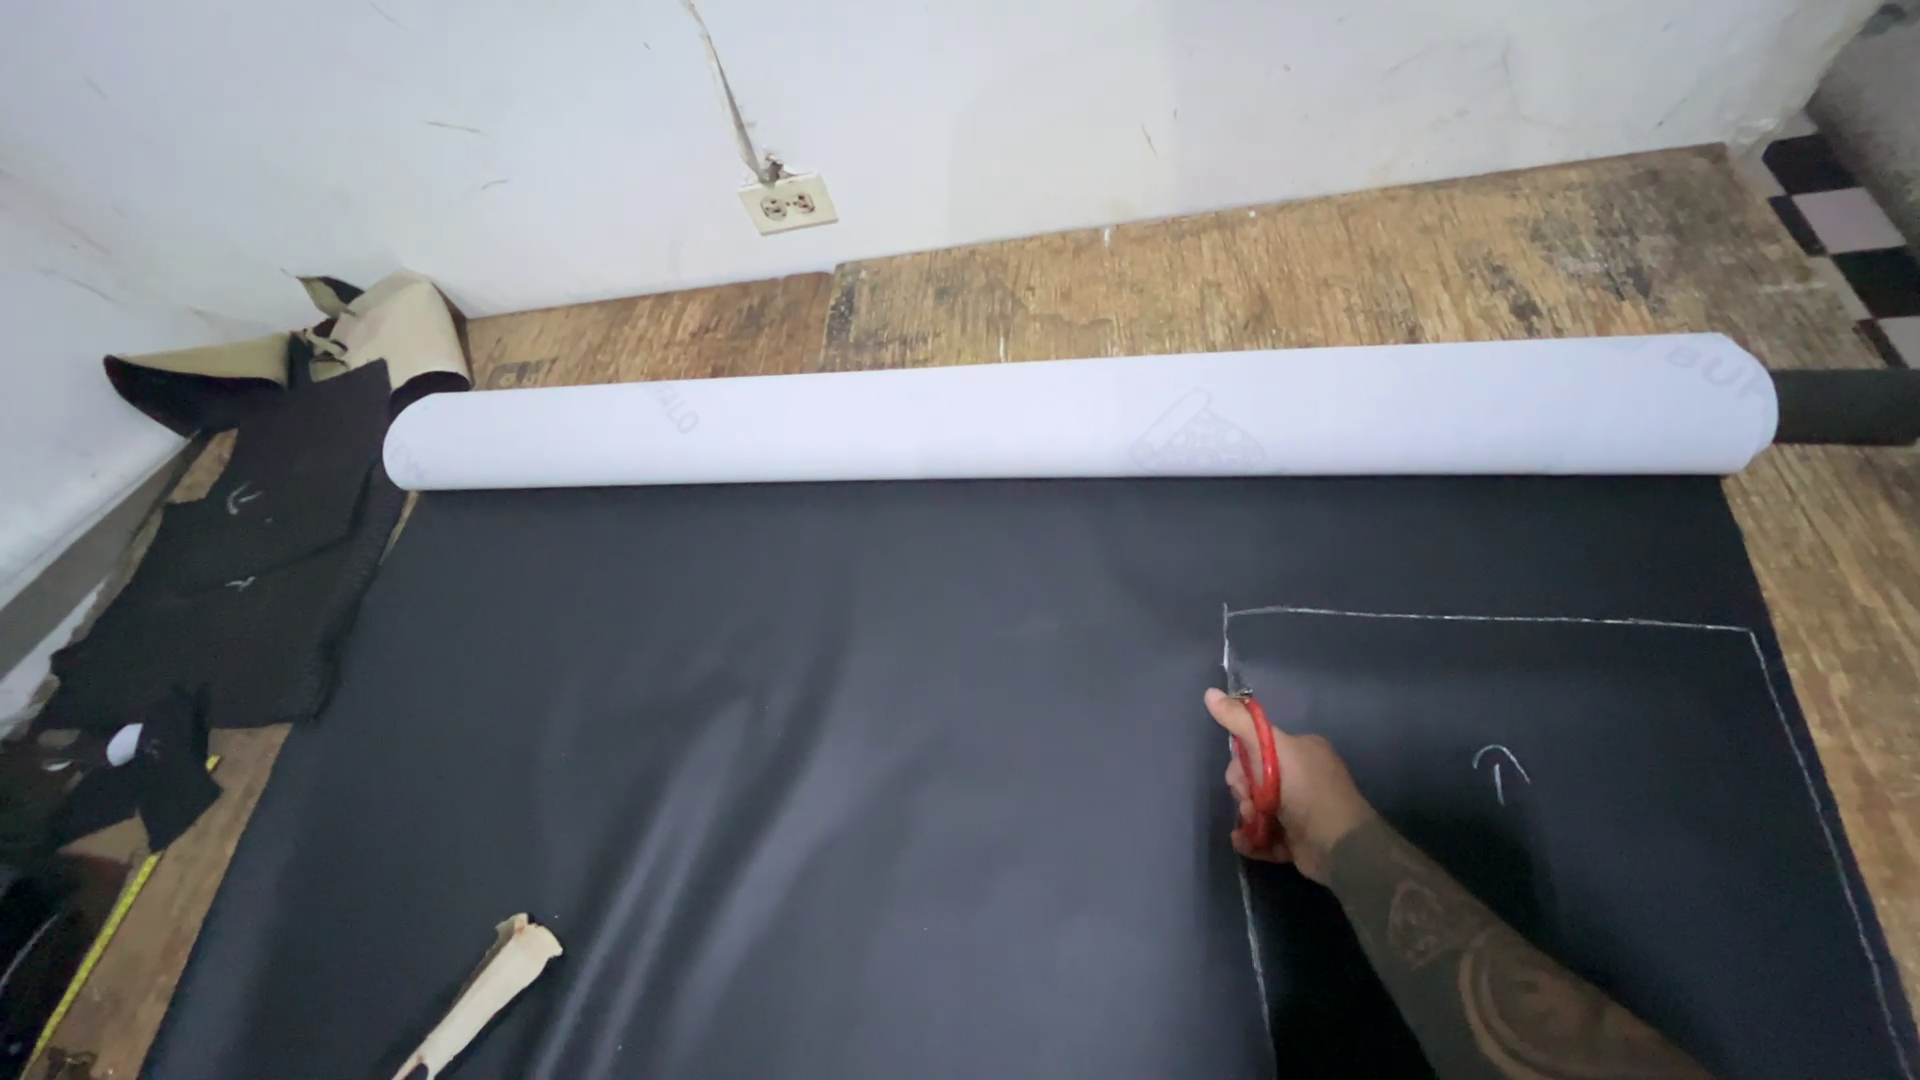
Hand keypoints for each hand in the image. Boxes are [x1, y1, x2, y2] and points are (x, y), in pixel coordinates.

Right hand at [1205, 687, 1375, 883]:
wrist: (1339, 846)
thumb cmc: (1306, 790)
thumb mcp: (1271, 747)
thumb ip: (1240, 722)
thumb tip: (1209, 692)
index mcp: (1301, 750)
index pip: (1258, 749)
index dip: (1243, 763)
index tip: (1241, 777)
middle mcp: (1303, 777)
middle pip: (1254, 781)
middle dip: (1244, 794)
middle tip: (1249, 804)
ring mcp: (1301, 811)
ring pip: (1258, 809)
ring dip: (1247, 817)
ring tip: (1250, 826)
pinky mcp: (1297, 840)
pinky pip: (1265, 835)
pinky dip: (1253, 838)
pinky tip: (1244, 841)